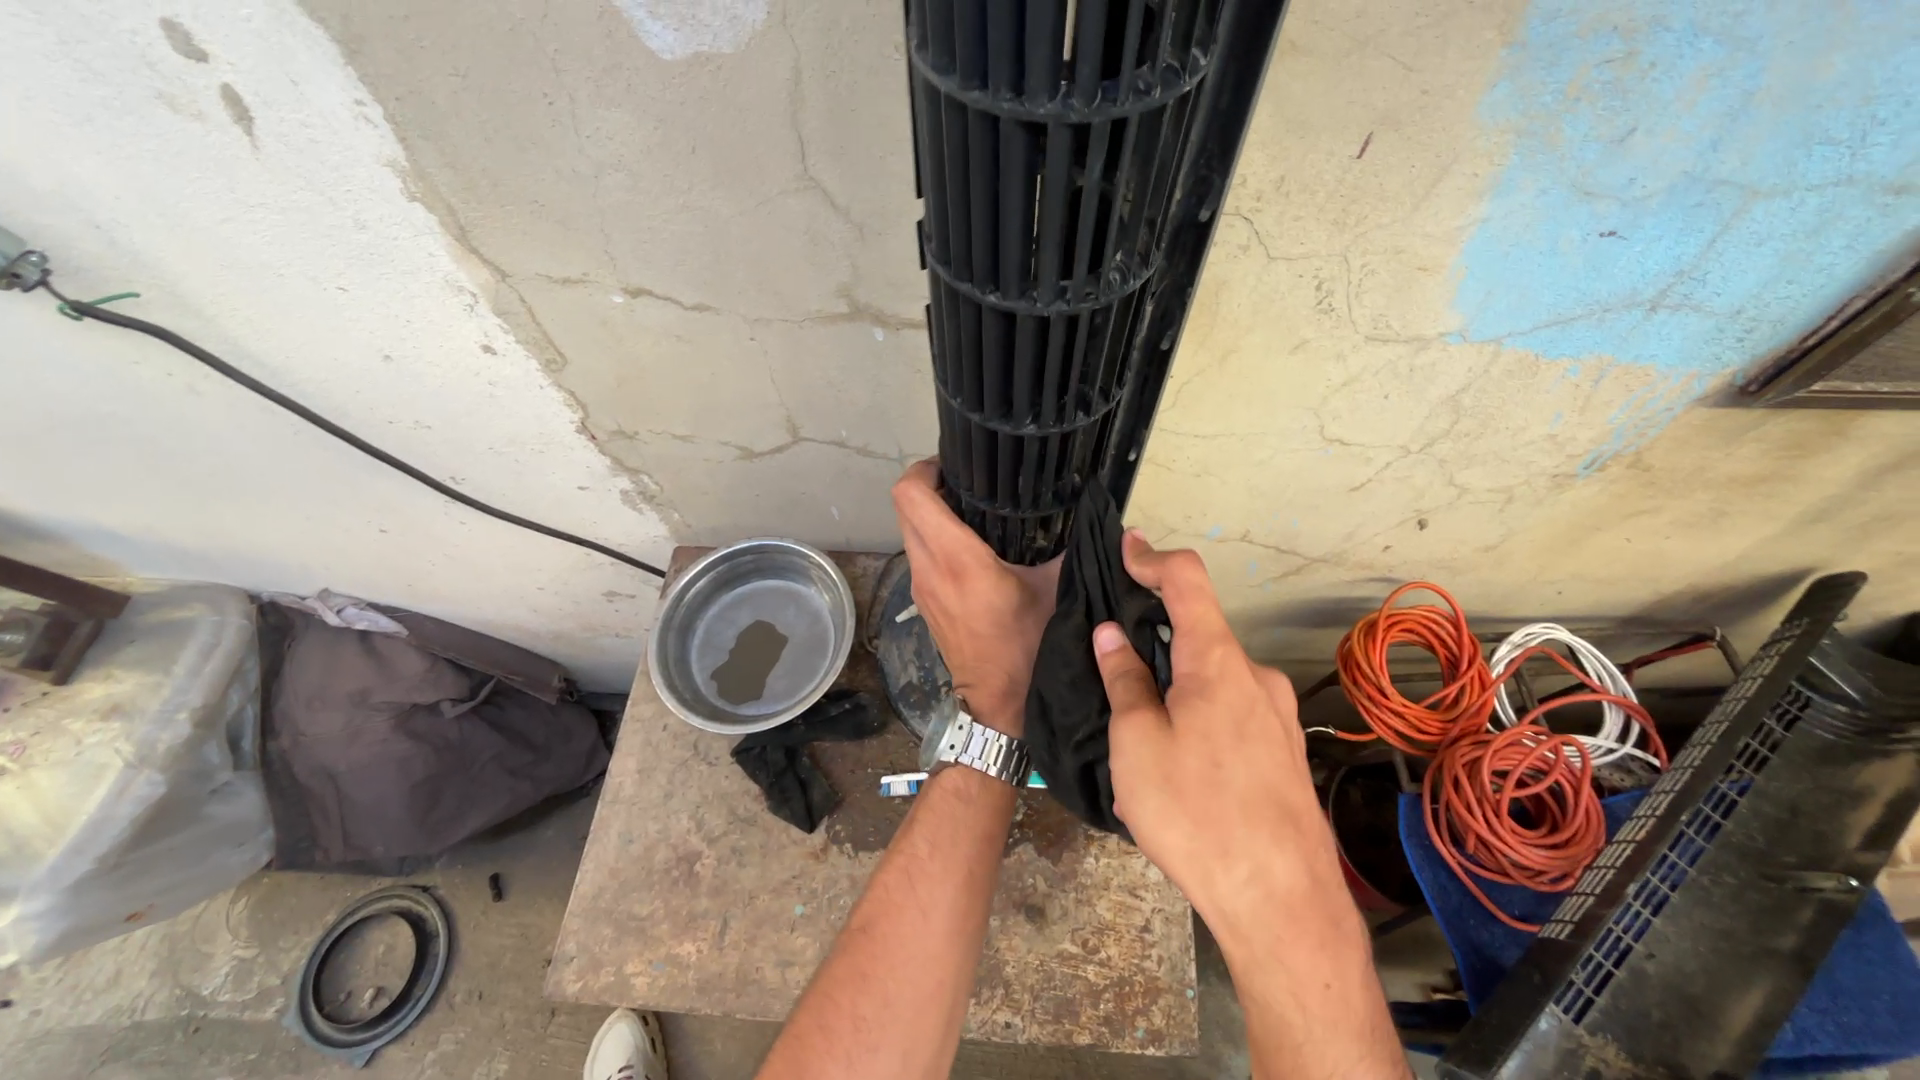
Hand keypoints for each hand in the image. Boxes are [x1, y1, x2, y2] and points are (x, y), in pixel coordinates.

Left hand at [891, 460, 1061, 734]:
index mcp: (957, 559)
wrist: (1000, 705)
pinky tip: (969, 545)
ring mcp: (920, 587)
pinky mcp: (922, 602)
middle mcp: (928, 568)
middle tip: (967, 481)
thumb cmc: (1029, 646)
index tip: (955, 464)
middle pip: (904, 506)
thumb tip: (1091, 517)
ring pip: (909, 531)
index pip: (912, 494)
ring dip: (930, 514)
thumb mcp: (1057, 591)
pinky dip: (933, 539)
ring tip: (971, 510)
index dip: (925, 468)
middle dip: (929, 486)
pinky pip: (918, 554)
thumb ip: (1070, 549)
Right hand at [1092, 531, 1353, 950]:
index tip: (1123, 548)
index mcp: (1217, 661)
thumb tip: (1113, 634)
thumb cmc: (1196, 812)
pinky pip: (1233, 711)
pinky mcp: (1284, 749)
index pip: (1186, 580)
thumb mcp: (1137, 744)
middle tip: (1114, 674)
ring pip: (1215, 679)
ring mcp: (1277, 714)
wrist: (1281, 898)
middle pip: (1199, 634)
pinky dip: (1199, 714)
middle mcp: (1255, 675)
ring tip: (1142, 738)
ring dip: (1176, 687)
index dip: (1151, 557)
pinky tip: (1181, 766)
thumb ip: (1125, 681)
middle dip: (1155, 642)